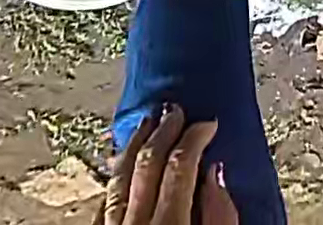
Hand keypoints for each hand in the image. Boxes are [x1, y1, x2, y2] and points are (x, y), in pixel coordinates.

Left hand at [98, 104, 237, 224]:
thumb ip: (219, 217)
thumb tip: (217, 174)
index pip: (180, 165)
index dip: (195, 137)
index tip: (208, 123)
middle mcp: (136, 224)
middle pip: (148, 162)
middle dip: (164, 131)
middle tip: (176, 110)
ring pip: (119, 176)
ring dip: (135, 145)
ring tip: (147, 123)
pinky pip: (103, 202)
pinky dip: (114, 178)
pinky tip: (120, 165)